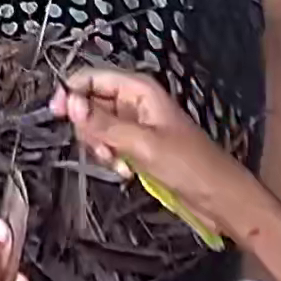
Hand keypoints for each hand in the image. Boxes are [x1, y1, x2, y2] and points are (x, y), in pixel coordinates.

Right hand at [49, 68, 258, 238]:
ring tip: (115, 161)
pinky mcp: (137, 144)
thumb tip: (68, 103)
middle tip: (98, 147)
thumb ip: (103, 123)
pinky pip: (108, 141)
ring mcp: (134, 122)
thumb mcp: (143, 144)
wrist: (224, 202)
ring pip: (96, 123)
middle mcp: (133, 100)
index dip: (71, 92)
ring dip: (98, 143)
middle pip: (90, 100)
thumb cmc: (190, 166)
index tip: (56, 113)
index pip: (91, 78)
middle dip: (88, 124)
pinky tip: (122, 169)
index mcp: (137, 89)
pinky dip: (109, 154)